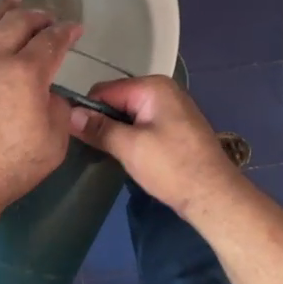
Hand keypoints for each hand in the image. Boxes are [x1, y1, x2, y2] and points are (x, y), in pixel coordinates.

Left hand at [0, 0, 83, 223]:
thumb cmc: (7, 169)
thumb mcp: (53, 144)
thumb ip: (57, 112)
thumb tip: (48, 95)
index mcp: (27, 74)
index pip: (51, 42)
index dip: (66, 32)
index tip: (75, 29)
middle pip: (17, 24)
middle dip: (36, 16)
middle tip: (47, 17)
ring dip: (2, 9)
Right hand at [68, 76, 245, 216]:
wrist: (214, 196)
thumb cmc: (172, 167)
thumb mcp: (129, 147)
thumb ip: (98, 128)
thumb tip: (69, 115)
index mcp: (153, 87)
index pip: (104, 90)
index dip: (88, 111)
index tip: (77, 135)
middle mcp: (164, 90)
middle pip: (117, 100)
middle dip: (103, 122)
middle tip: (94, 148)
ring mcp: (172, 109)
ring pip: (129, 115)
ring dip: (118, 133)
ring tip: (111, 154)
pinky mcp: (176, 128)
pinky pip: (144, 125)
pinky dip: (133, 138)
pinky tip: (130, 157)